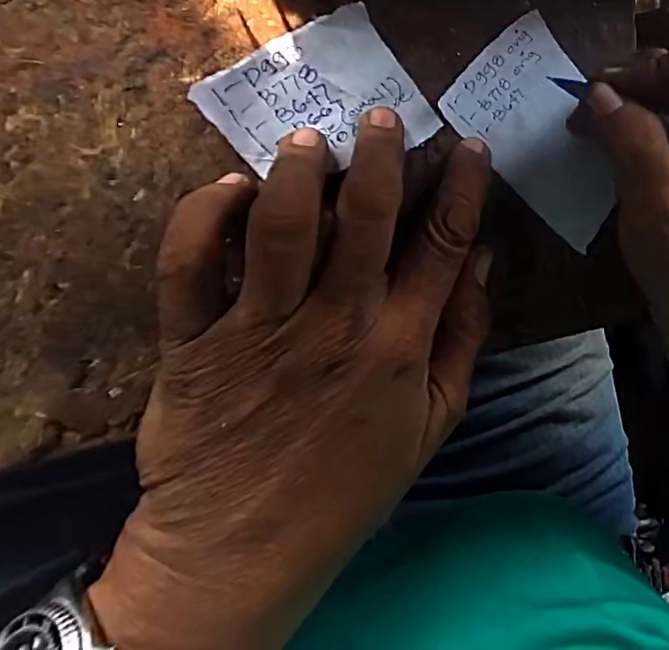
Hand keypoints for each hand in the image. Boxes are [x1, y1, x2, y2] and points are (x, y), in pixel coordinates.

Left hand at [88, 111, 493, 649]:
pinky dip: (206, 217)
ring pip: (279, 229)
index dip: (462, 187)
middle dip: (380, 157)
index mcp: (398, 344)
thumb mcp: (436, 419)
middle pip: (363, 219)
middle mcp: (333, 324)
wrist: (238, 552)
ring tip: (311, 139)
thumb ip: (465, 336)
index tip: (470, 146)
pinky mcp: (190, 344)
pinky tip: (233, 186)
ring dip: (298, 173)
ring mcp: (258, 330)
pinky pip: (189, 267)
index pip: (441, 244)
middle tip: (382, 116)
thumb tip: (480, 260)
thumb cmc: (352, 481)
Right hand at [573, 42, 668, 312]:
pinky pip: (653, 110)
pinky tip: (596, 132)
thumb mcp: (657, 206)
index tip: (613, 94)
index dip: (656, 68)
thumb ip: (636, 146)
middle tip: (587, 106)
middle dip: (631, 82)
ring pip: (662, 85)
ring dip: (621, 98)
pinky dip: (622, 115)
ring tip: (584, 122)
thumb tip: (602, 93)